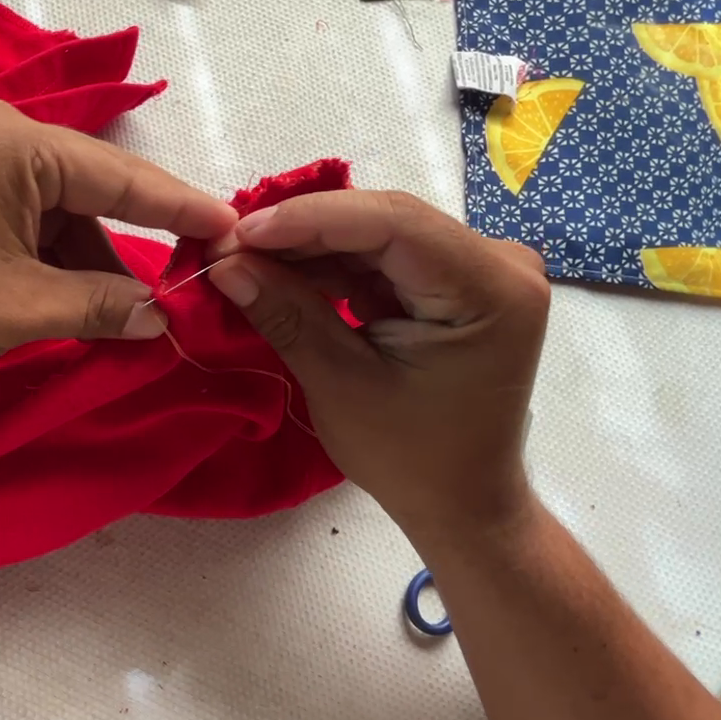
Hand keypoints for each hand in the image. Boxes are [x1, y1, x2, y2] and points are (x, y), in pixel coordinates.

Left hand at [0, 99, 237, 394]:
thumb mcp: (21, 310)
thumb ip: (102, 305)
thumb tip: (163, 316)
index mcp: (11, 143)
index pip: (117, 175)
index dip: (180, 207)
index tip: (233, 226)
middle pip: (86, 191)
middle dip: (128, 248)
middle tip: (181, 289)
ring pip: (54, 211)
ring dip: (87, 263)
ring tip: (124, 315)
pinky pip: (20, 218)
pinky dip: (48, 260)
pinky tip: (73, 301)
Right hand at [205, 189, 550, 540]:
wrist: (457, 500)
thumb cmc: (408, 456)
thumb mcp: (339, 384)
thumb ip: (286, 314)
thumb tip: (225, 262)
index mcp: (490, 288)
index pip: (393, 223)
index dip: (309, 219)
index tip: (238, 233)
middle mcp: (495, 263)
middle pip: (383, 222)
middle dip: (300, 232)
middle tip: (226, 246)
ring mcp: (472, 271)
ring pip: (373, 237)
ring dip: (305, 249)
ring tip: (239, 259)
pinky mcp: (446, 286)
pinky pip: (376, 261)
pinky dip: (324, 268)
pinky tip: (276, 272)